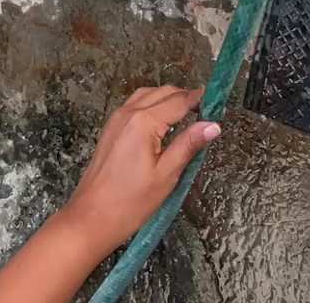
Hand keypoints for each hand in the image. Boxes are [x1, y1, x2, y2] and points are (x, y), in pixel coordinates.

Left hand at [53, 86, 220, 250]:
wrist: (93, 215)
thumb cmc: (132, 201)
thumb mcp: (166, 175)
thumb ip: (188, 145)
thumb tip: (213, 125)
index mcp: (144, 121)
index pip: (177, 101)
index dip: (198, 99)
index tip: (216, 101)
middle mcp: (129, 112)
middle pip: (162, 92)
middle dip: (184, 96)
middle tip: (205, 110)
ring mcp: (117, 117)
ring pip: (147, 94)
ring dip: (167, 97)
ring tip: (187, 113)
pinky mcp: (111, 126)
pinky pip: (135, 104)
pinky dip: (152, 103)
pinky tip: (162, 120)